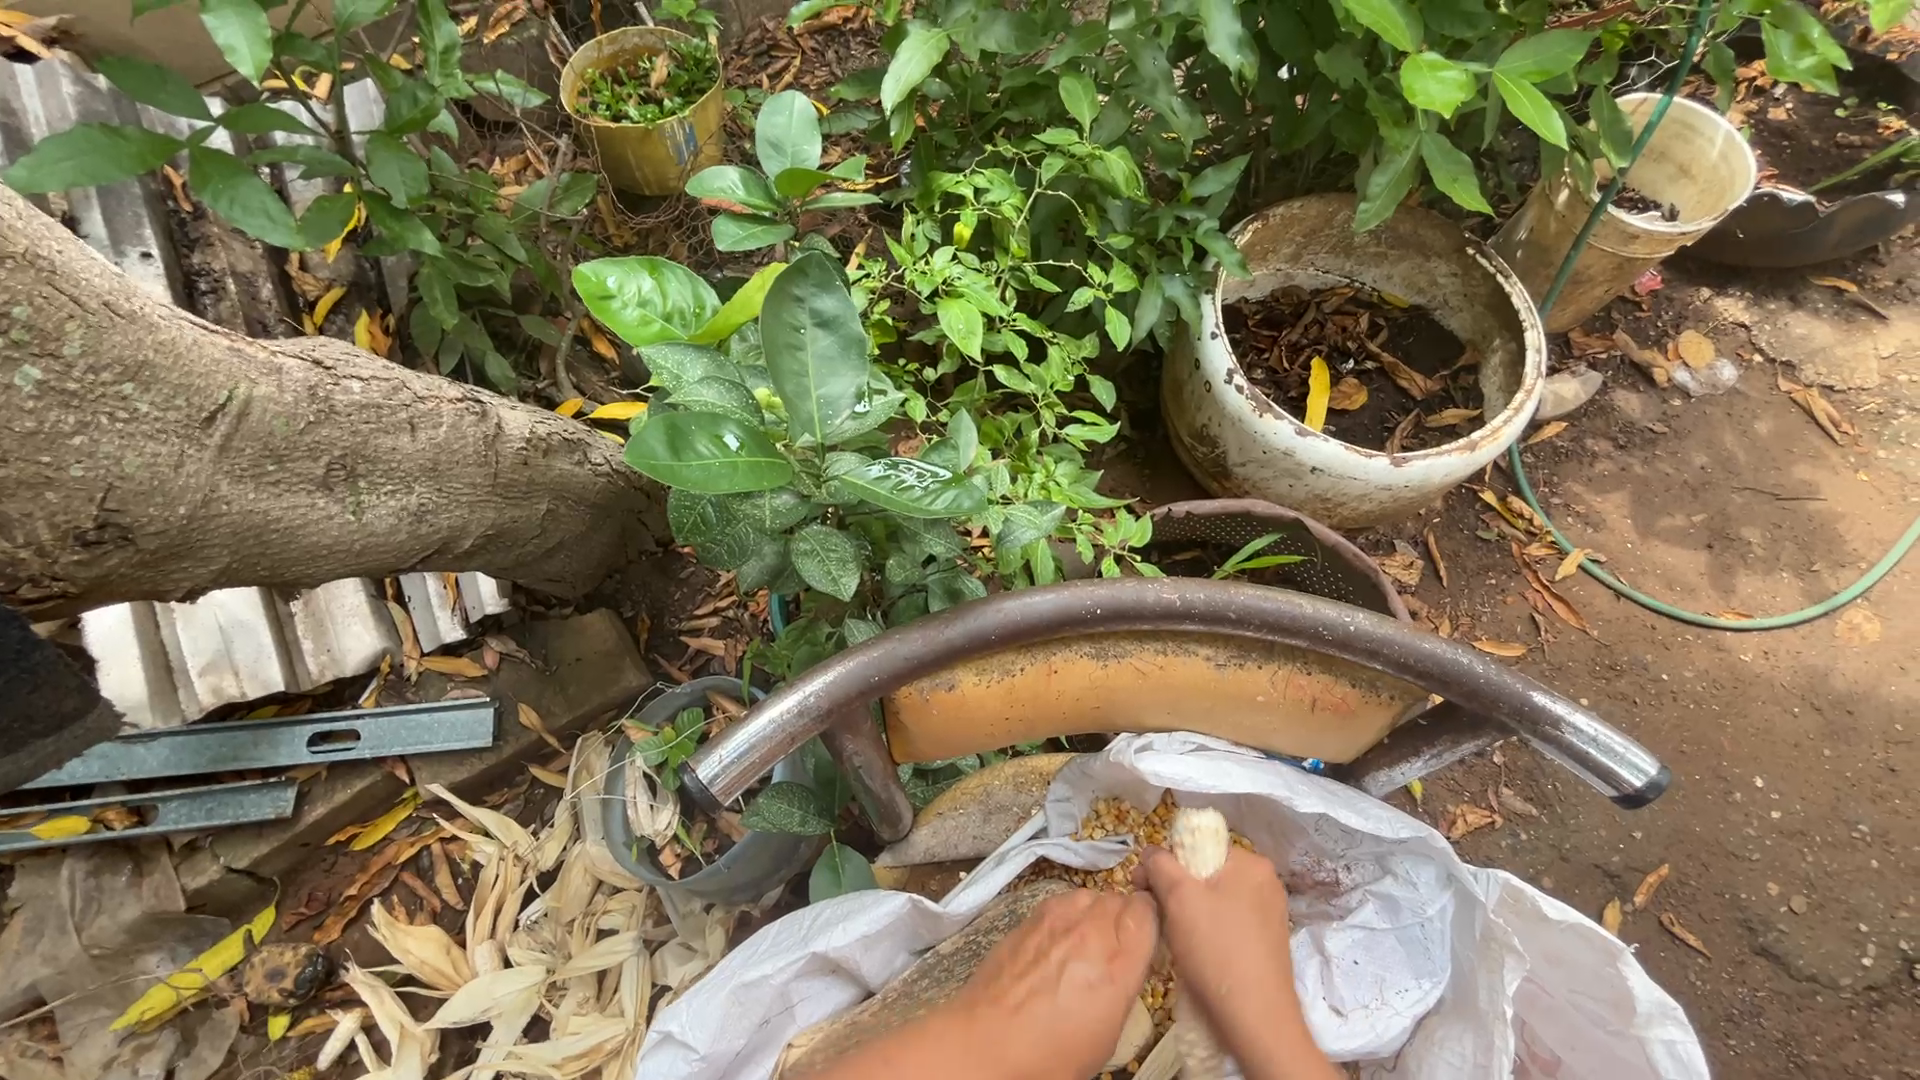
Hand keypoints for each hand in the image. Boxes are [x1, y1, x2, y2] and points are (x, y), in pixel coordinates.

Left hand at [949, 888, 1158, 1079]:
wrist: (988, 1040)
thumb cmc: (1051, 1054)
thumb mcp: (1107, 1034)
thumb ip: (1124, 985)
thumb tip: (1128, 963)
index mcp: (1116, 965)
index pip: (1146, 912)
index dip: (1149, 919)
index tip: (1146, 936)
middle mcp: (1090, 931)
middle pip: (1120, 899)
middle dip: (1124, 917)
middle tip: (1116, 944)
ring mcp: (1058, 918)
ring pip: (1091, 895)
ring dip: (1096, 911)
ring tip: (1087, 939)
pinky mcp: (1031, 914)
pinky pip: (1063, 900)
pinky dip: (1069, 913)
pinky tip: (1060, 937)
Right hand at [1139, 846, 1336, 1079]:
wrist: (1257, 1022)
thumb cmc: (1216, 949)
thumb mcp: (1178, 896)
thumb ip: (1160, 863)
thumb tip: (1151, 852)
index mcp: (1251, 863)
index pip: (1196, 845)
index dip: (1165, 862)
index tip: (1142, 885)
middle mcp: (1265, 883)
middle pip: (1204, 872)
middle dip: (1173, 889)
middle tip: (1152, 911)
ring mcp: (1269, 914)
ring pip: (1213, 899)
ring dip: (1187, 912)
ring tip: (1171, 936)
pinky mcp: (1266, 943)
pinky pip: (1226, 923)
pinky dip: (1205, 931)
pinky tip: (1193, 951)